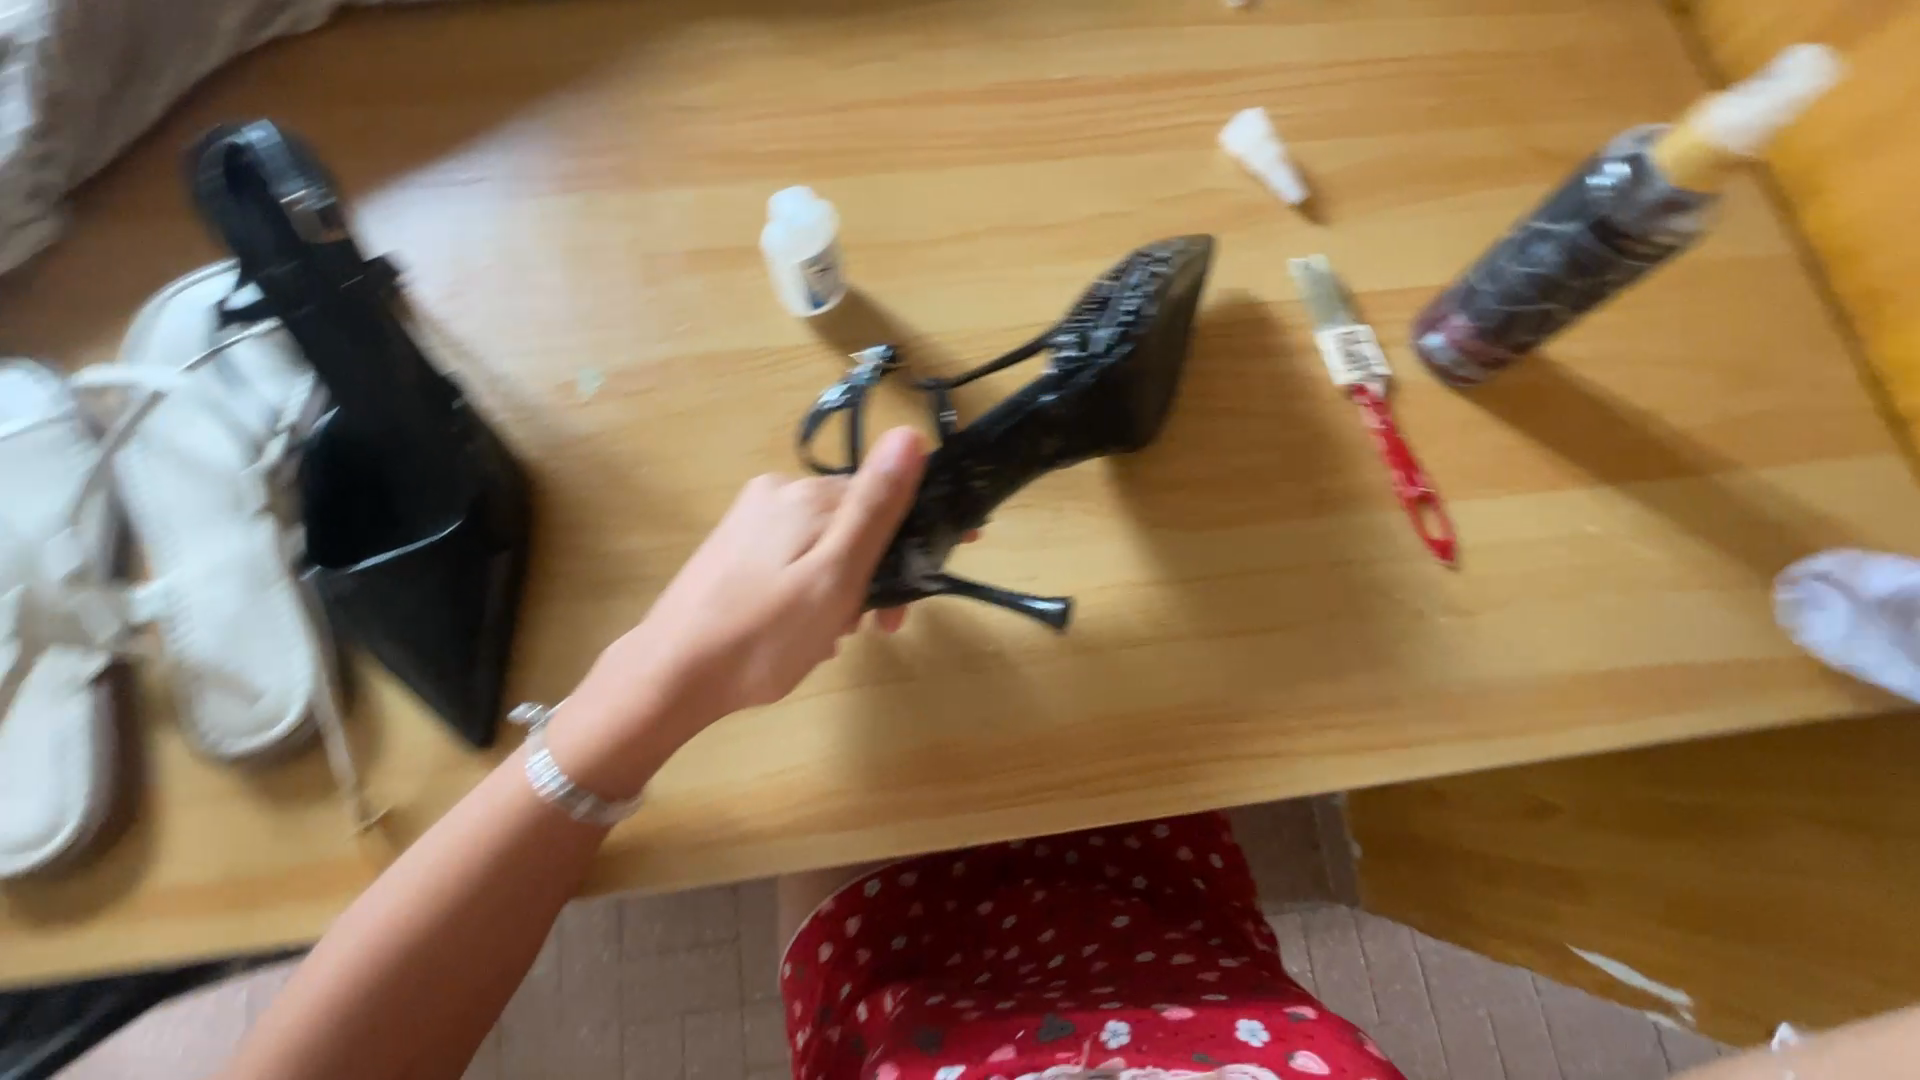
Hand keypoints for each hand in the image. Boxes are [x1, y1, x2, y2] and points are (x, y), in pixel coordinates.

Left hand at [559, 427, 929, 780]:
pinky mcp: (733, 547)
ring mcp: (750, 519)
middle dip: (872, 573)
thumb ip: (874, 508)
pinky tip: (805, 630)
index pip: (883, 497)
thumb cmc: (764, 635)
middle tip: (873, 627)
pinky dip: (812, 590)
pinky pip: (795, 558)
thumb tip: (910, 434)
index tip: (921, 587)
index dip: (910, 541)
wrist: (670, 676)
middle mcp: (776, 493)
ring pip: (824, 544)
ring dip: (842, 587)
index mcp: (806, 494)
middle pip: (852, 522)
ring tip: (832, 635)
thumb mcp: (835, 576)